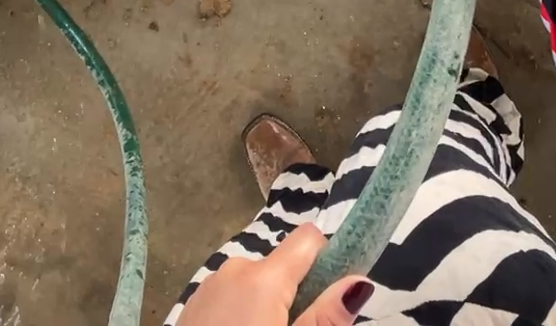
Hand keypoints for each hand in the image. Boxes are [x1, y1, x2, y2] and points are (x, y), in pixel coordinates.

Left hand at [176, 223, 374, 325]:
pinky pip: (231, 297)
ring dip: (268, 309)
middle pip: (283, 267)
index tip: (329, 298)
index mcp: (264, 276)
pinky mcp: (193, 305)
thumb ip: (326, 317)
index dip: (327, 262)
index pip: (309, 238)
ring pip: (257, 284)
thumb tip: (362, 281)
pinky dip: (242, 316)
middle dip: (296, 298)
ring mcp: (210, 285)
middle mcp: (236, 268)